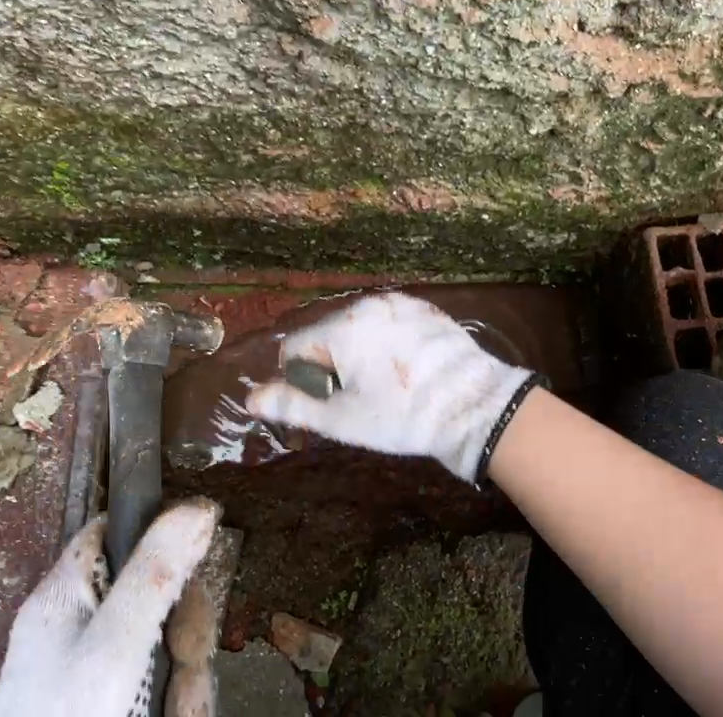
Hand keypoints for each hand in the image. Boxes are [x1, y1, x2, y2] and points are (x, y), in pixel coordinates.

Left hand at [0, 499, 220, 716]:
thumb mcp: (112, 648)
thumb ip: (154, 575)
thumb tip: (198, 505)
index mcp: (64, 599)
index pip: (115, 533)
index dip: (159, 535)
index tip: (192, 564)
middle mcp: (80, 631)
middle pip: (156, 594)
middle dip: (186, 628)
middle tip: (186, 659)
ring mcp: (98, 677)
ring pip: (168, 648)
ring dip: (187, 680)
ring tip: (177, 710)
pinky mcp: (116, 708)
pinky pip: (164, 690)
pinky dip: (179, 707)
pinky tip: (176, 716)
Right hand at [245, 292, 533, 481]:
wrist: (472, 406)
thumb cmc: (400, 417)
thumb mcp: (341, 419)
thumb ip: (292, 404)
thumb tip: (250, 397)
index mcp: (341, 327)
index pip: (295, 348)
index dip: (301, 379)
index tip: (326, 402)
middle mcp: (368, 304)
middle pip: (328, 333)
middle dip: (331, 363)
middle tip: (357, 397)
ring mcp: (401, 302)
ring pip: (360, 326)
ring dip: (360, 351)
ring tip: (384, 384)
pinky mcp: (427, 309)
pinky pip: (391, 322)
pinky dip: (389, 341)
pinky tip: (407, 368)